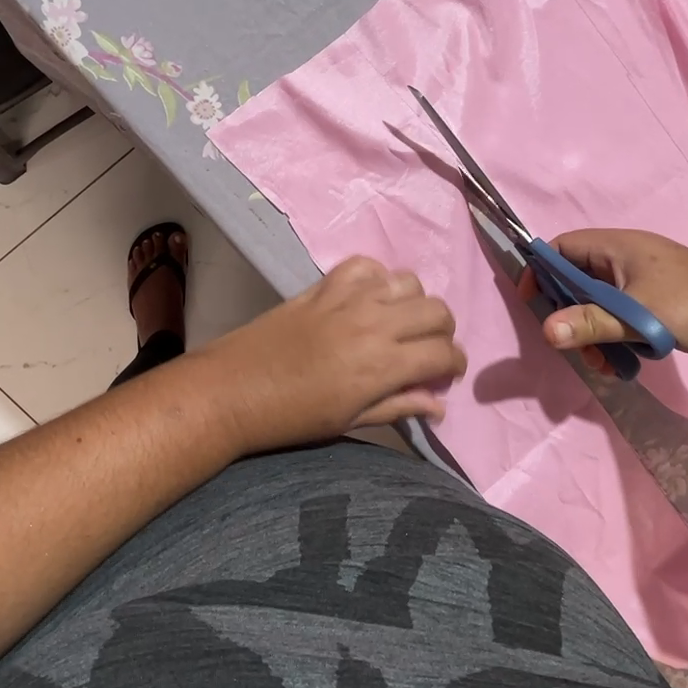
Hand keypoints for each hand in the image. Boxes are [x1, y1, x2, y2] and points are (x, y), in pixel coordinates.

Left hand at [200, 256, 466, 454]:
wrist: (233, 389)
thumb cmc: (293, 417)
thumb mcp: (350, 421)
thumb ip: (398, 407)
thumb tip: (439, 406)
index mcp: (383, 365)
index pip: (443, 353)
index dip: (454, 364)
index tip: (447, 374)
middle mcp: (374, 324)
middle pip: (437, 310)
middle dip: (443, 331)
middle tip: (428, 349)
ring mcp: (349, 299)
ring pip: (408, 281)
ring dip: (414, 302)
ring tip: (399, 322)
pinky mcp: (324, 285)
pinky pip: (366, 265)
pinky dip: (376, 278)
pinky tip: (368, 298)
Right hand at [519, 229, 687, 376]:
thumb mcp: (635, 317)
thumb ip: (588, 323)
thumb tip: (546, 332)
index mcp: (620, 246)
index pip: (563, 247)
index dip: (542, 272)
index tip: (533, 303)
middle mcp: (629, 256)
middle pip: (578, 278)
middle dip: (571, 314)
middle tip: (573, 344)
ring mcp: (646, 278)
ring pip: (599, 301)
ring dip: (593, 332)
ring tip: (603, 362)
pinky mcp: (659, 300)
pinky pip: (620, 313)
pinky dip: (615, 335)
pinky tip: (624, 362)